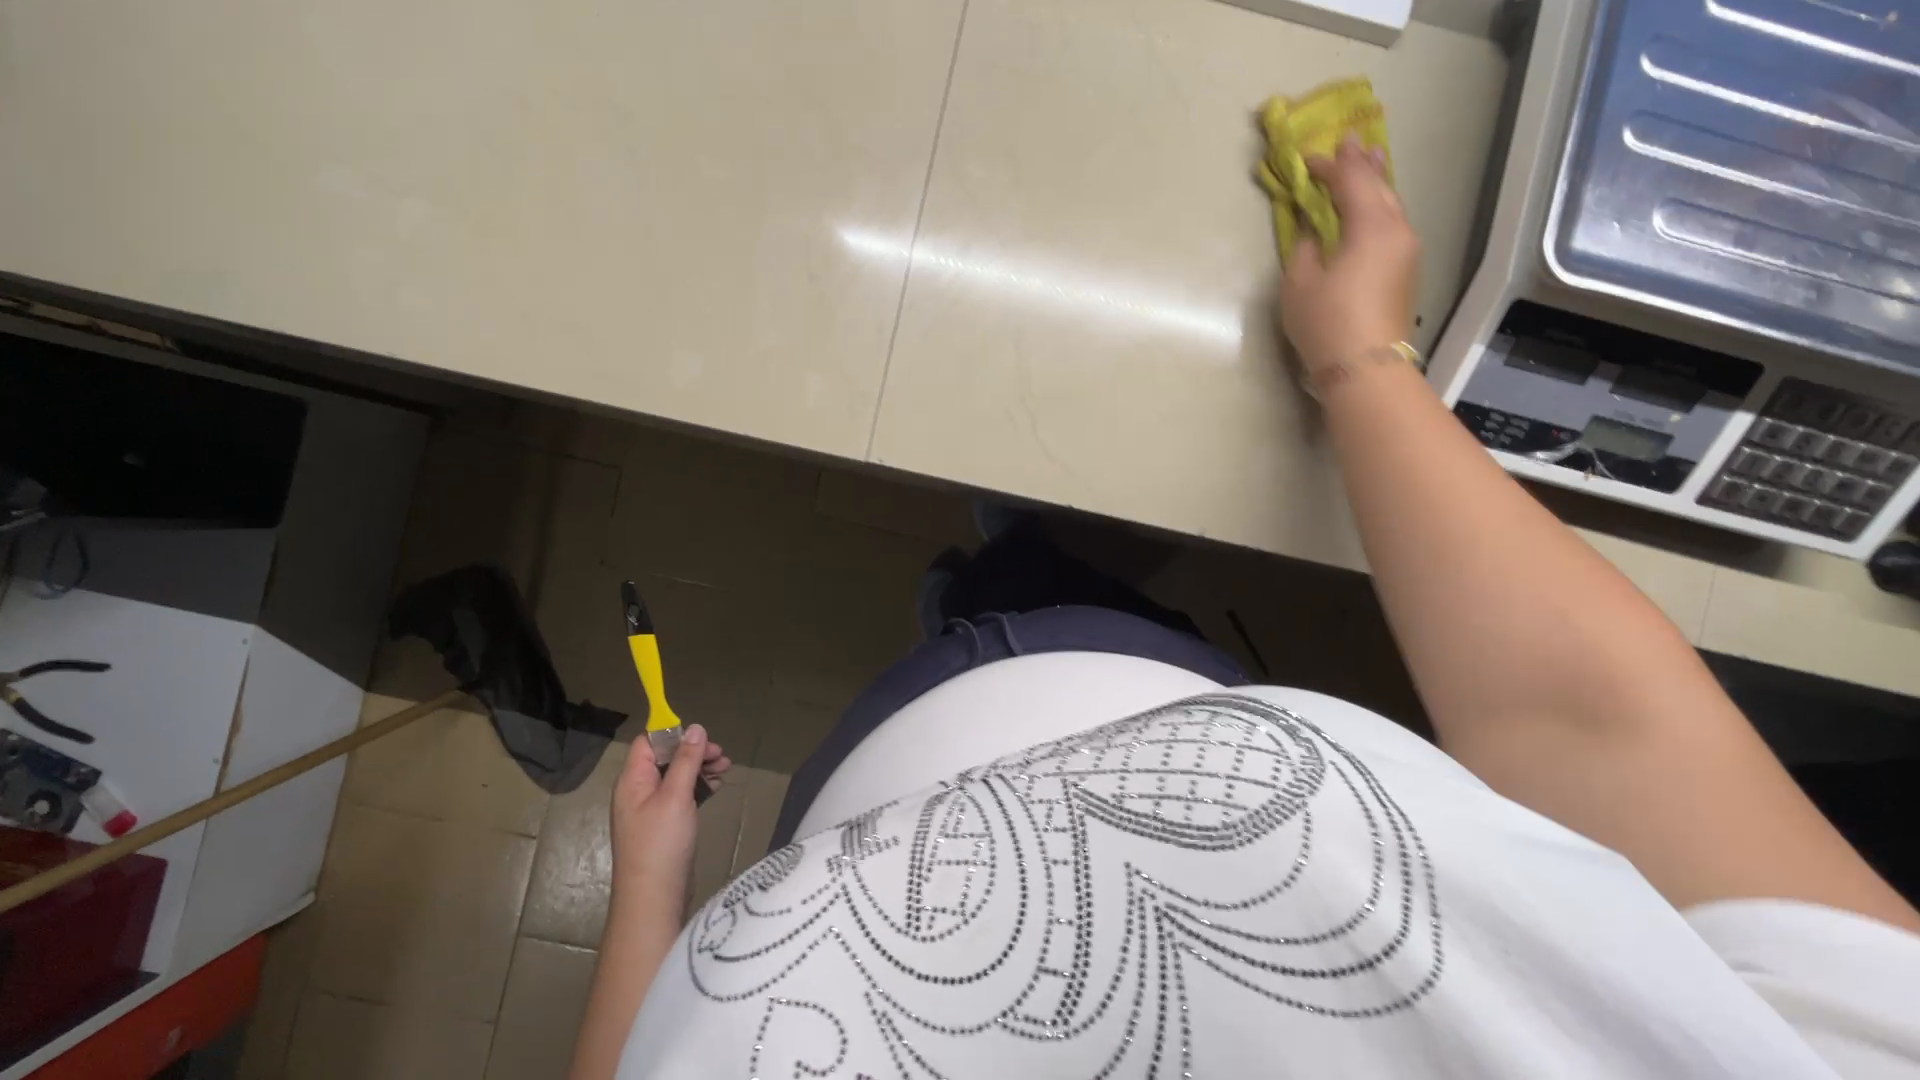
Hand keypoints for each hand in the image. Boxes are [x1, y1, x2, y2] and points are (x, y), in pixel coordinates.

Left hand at [608, 725, 731, 910]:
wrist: (653, 899)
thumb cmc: (661, 843)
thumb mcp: (675, 796)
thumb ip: (686, 760)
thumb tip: (695, 728)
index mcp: (632, 780)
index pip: (648, 742)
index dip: (674, 734)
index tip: (704, 737)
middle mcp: (638, 791)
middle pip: (665, 758)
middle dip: (694, 752)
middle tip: (722, 757)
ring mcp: (651, 810)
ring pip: (676, 777)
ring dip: (699, 769)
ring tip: (726, 770)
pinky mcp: (664, 826)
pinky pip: (681, 796)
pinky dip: (698, 788)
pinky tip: (716, 787)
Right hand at [1278, 135, 1420, 379]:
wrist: (1366, 367)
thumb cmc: (1327, 322)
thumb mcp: (1300, 282)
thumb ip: (1306, 247)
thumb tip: (1314, 233)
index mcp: (1371, 226)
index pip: (1350, 181)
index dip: (1328, 166)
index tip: (1307, 159)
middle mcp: (1397, 230)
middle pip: (1381, 185)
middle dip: (1363, 163)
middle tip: (1351, 140)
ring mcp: (1406, 252)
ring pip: (1391, 204)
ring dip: (1376, 182)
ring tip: (1368, 161)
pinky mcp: (1405, 272)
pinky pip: (1392, 225)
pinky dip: (1379, 207)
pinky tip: (1372, 207)